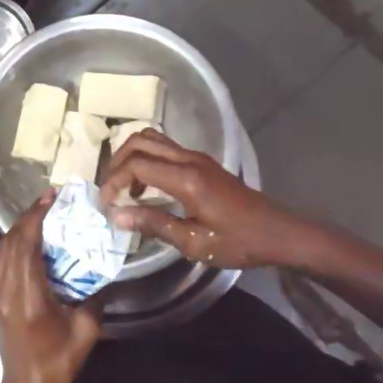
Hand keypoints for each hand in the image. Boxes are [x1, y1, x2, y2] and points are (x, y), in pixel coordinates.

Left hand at [0, 190, 102, 382]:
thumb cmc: (58, 361)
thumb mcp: (87, 328)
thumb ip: (95, 295)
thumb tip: (103, 266)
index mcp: (26, 295)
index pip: (25, 244)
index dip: (36, 216)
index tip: (52, 197)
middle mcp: (4, 290)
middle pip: (10, 241)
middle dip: (28, 216)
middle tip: (50, 200)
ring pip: (0, 249)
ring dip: (19, 228)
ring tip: (41, 215)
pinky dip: (11, 244)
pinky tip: (28, 241)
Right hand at [99, 129, 307, 268]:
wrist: (277, 232)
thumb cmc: (239, 242)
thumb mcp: (195, 243)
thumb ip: (154, 224)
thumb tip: (117, 216)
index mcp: (187, 179)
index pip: (137, 164)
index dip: (114, 180)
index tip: (105, 203)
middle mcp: (189, 159)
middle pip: (140, 141)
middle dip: (117, 163)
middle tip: (110, 191)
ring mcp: (196, 156)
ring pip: (152, 139)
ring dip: (131, 157)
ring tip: (124, 188)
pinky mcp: (201, 161)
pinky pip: (164, 148)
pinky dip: (146, 158)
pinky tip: (145, 186)